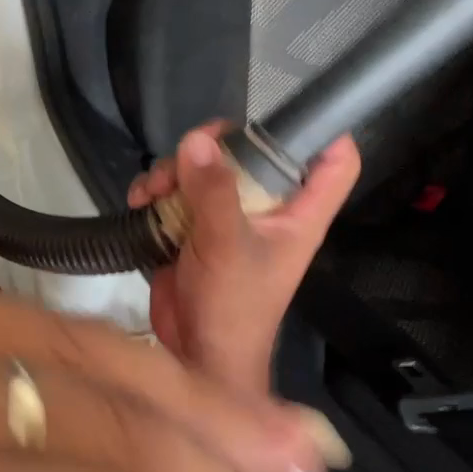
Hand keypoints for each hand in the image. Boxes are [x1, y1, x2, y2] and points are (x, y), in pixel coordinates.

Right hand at [128, 125, 360, 399]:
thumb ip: (214, 192)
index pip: (333, 160)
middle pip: (251, 153)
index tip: (285, 114)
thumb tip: (195, 141)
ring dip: (172, 171)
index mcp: (298, 213)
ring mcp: (224, 219)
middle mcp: (265, 210)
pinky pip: (173, 194)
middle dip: (215, 148)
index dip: (322, 131)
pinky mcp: (188, 231)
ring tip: (151, 192)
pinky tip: (139, 204)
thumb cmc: (232, 308)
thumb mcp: (227, 246)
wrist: (193, 357)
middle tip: (185, 158)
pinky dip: (153, 193)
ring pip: (204, 170)